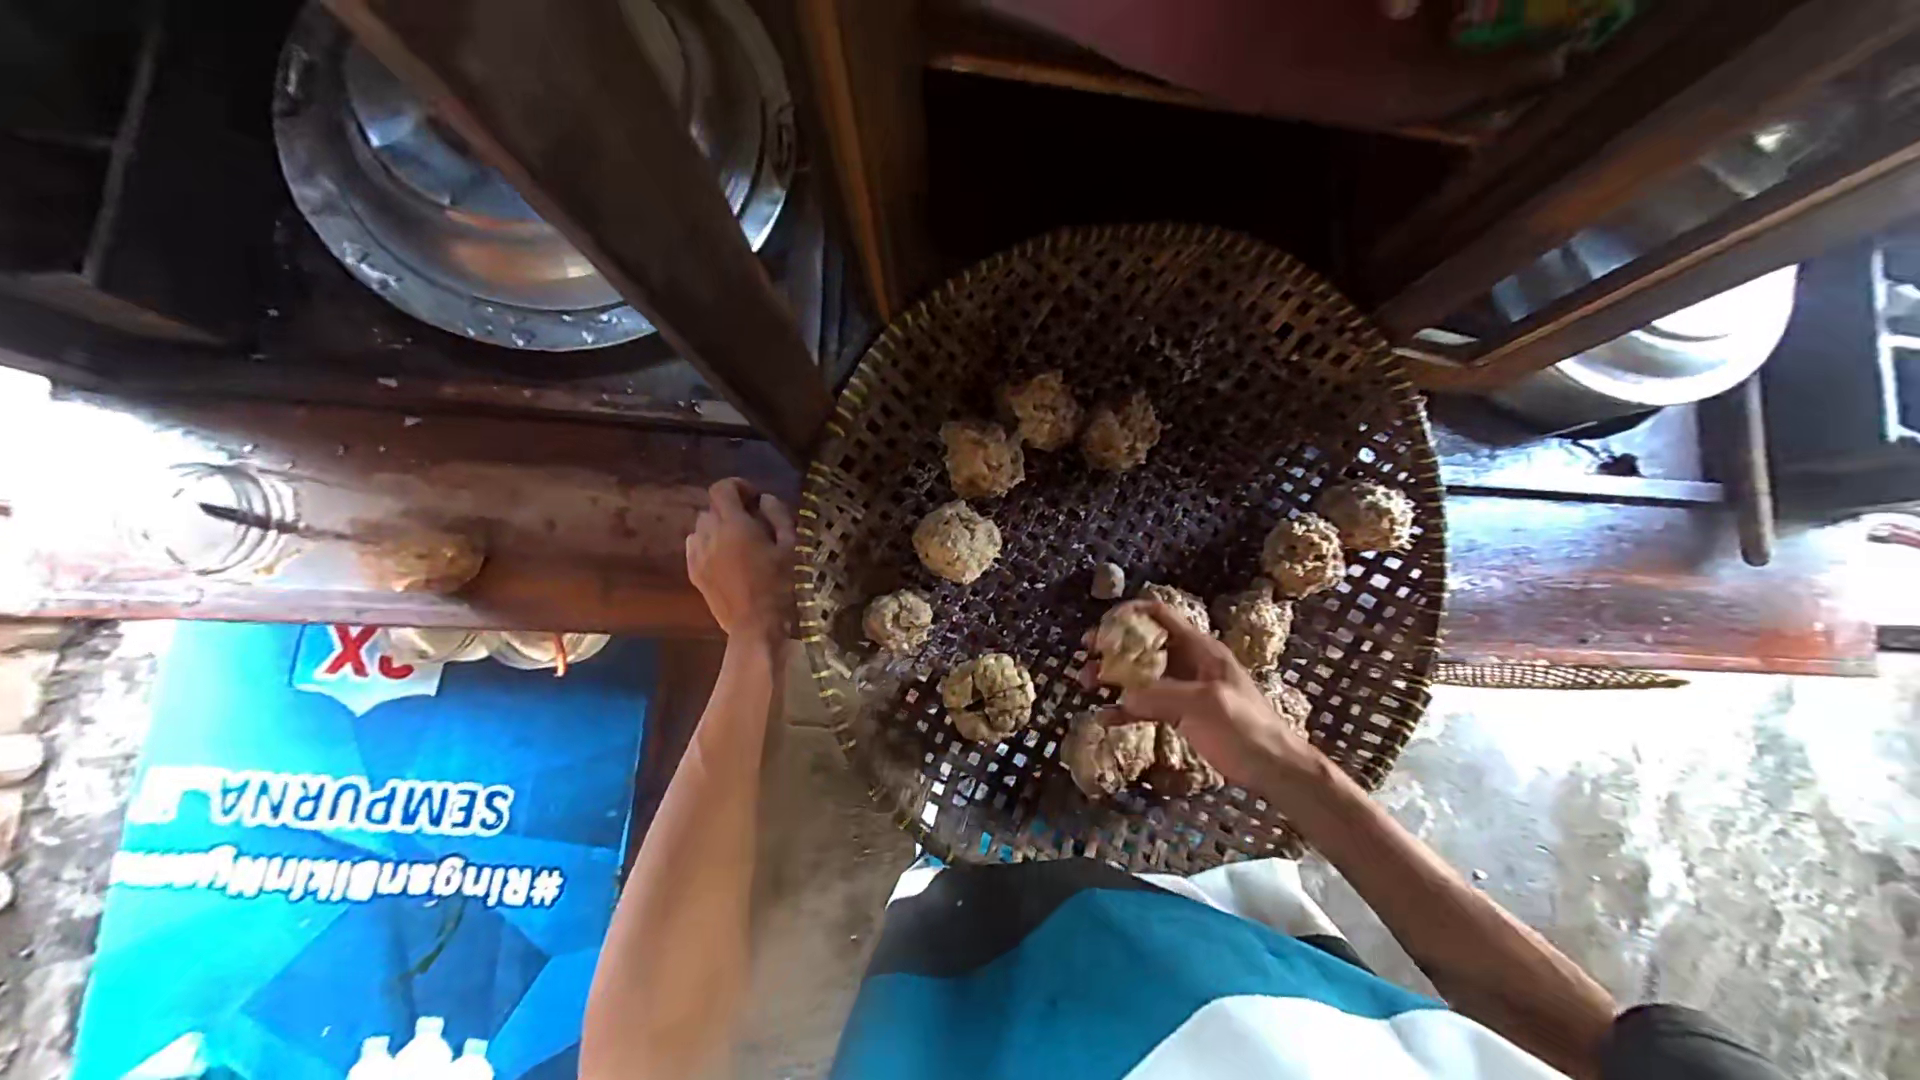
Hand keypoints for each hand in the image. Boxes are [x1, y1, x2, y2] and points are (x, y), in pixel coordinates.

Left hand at [686, 478, 795, 644]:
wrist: (757, 627)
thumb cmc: (781, 585)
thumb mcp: (791, 547)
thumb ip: (778, 516)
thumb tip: (764, 499)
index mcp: (735, 525)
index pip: (722, 489)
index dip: (737, 486)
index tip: (754, 498)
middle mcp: (710, 535)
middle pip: (712, 508)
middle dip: (731, 509)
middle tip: (753, 523)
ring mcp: (698, 555)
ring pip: (701, 527)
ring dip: (718, 527)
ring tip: (738, 542)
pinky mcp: (694, 573)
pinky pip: (695, 546)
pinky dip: (708, 544)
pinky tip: (725, 558)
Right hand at [1086, 600, 1326, 804]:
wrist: (1273, 767)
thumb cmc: (1245, 727)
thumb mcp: (1205, 704)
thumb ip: (1162, 695)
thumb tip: (1123, 695)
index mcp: (1199, 649)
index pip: (1159, 616)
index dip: (1129, 614)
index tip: (1103, 627)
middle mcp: (1187, 663)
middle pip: (1143, 644)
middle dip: (1112, 647)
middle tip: (1086, 654)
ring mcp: (1182, 689)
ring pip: (1139, 675)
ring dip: (1111, 677)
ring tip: (1084, 683)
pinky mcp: (1179, 714)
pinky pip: (1145, 705)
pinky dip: (1124, 709)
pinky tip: (1104, 718)